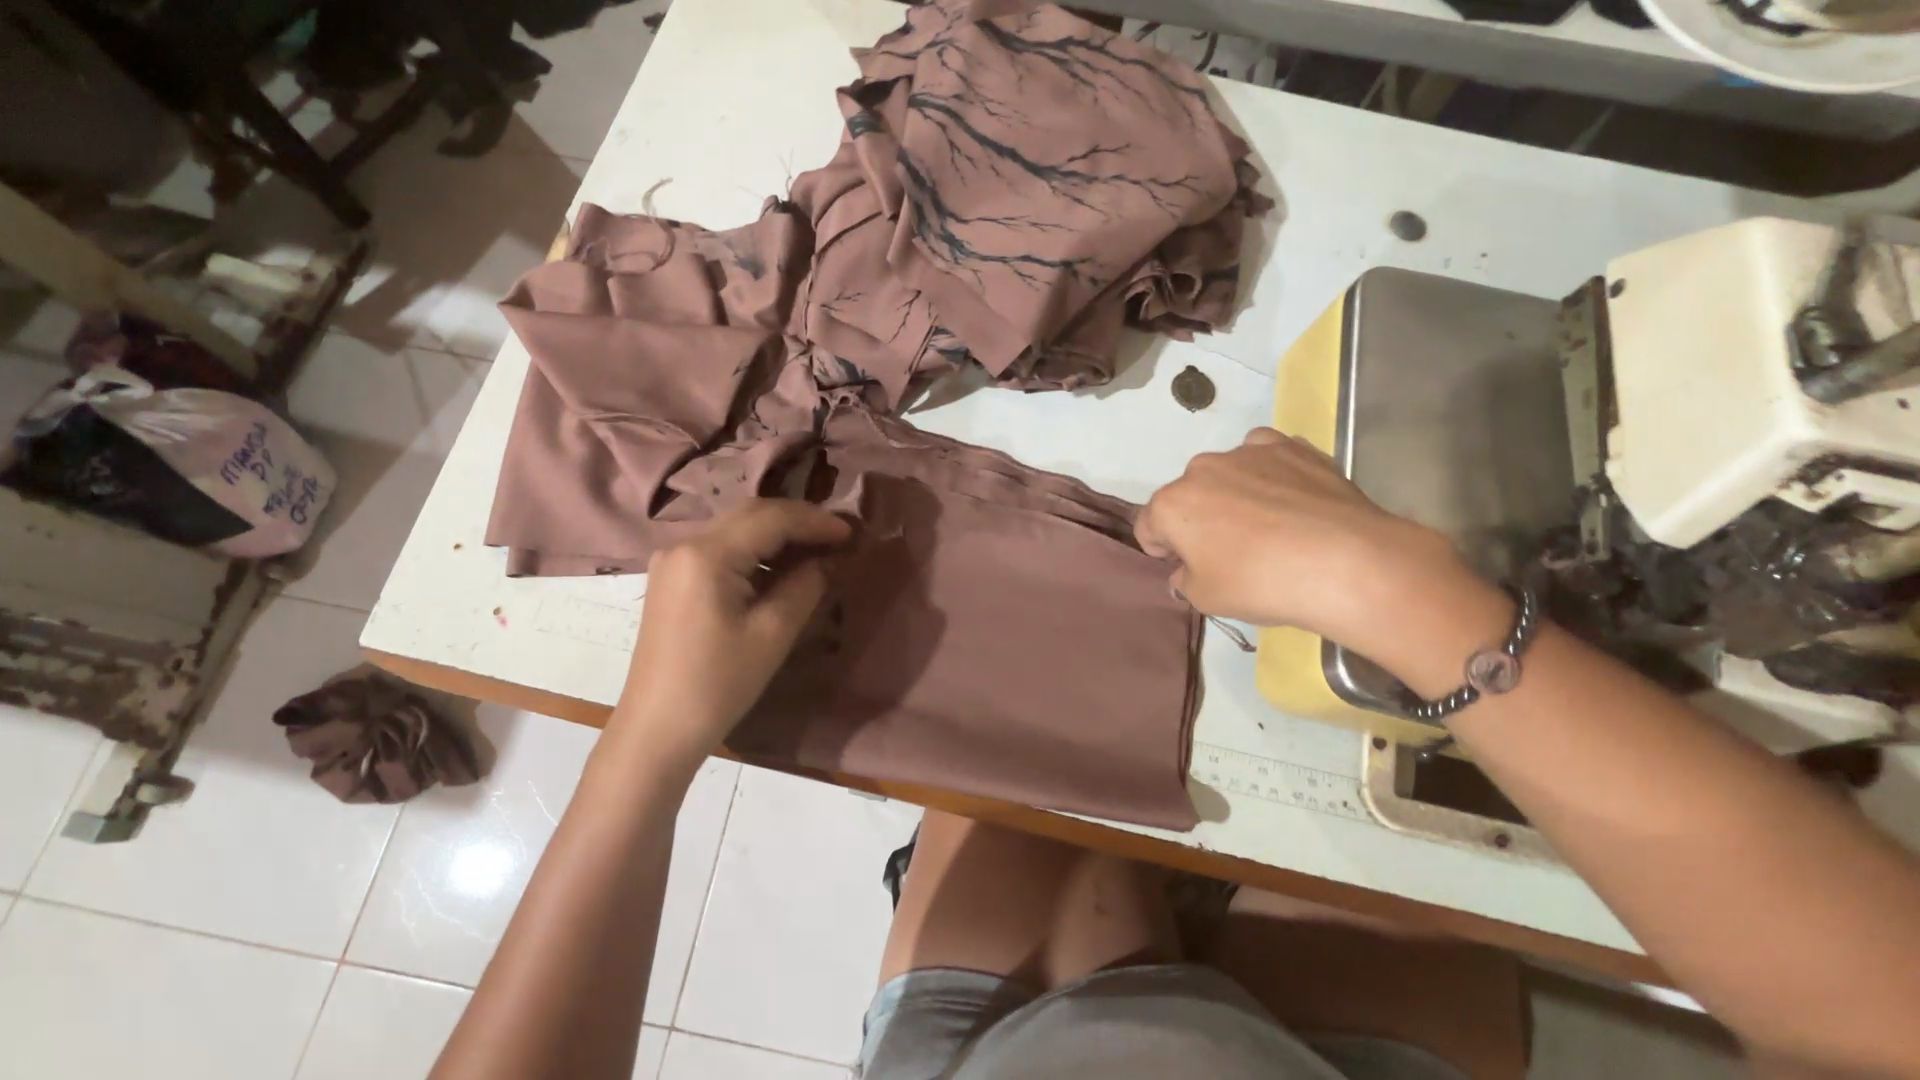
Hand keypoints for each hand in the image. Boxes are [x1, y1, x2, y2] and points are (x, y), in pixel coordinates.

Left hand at [612, 499, 851, 761]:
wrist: (658, 729)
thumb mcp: (772, 634)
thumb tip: (827, 560)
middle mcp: (684, 544)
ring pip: (736, 531)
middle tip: (839, 538)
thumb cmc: (718, 685)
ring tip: (818, 552)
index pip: (771, 517)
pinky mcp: (672, 581)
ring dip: (777, 536)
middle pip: (751, 515)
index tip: (853, 532)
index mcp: (707, 554)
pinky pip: (721, 551)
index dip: (816, 521)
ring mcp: (673, 562)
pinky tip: (781, 570)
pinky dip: (754, 553)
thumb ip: (804, 586)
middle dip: (798, 522)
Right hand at [1135, 428, 1472, 655]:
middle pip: (1188, 496)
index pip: (1149, 527)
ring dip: (1235, 495)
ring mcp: (1248, 452)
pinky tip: (1292, 500)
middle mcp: (1202, 468)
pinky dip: (1270, 474)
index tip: (1191, 569)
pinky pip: (1266, 457)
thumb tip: (1188, 569)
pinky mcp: (1291, 446)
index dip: (1166, 551)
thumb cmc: (1262, 584)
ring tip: (1271, 528)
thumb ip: (1185, 580)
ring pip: (1227, 474)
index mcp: (1172, 505)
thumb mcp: (1207, 600)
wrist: (1345, 561)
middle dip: (1201, 519)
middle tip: (1234, 552)